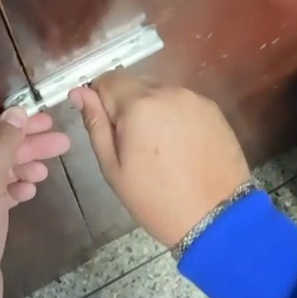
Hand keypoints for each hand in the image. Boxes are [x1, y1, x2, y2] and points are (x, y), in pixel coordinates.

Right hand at [70, 76, 249, 247]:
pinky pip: (182, 103)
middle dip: (126, 104)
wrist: (215, 217)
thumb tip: (80, 92)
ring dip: (151, 109)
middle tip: (131, 142)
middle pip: (135, 83)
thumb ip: (96, 125)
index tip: (106, 125)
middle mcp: (168, 92)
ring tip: (158, 147)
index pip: (108, 80)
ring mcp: (194, 99)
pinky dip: (174, 116)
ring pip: (160, 92)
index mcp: (139, 105)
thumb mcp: (114, 168)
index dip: (100, 99)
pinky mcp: (214, 110)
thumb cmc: (155, 199)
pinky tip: (179, 146)